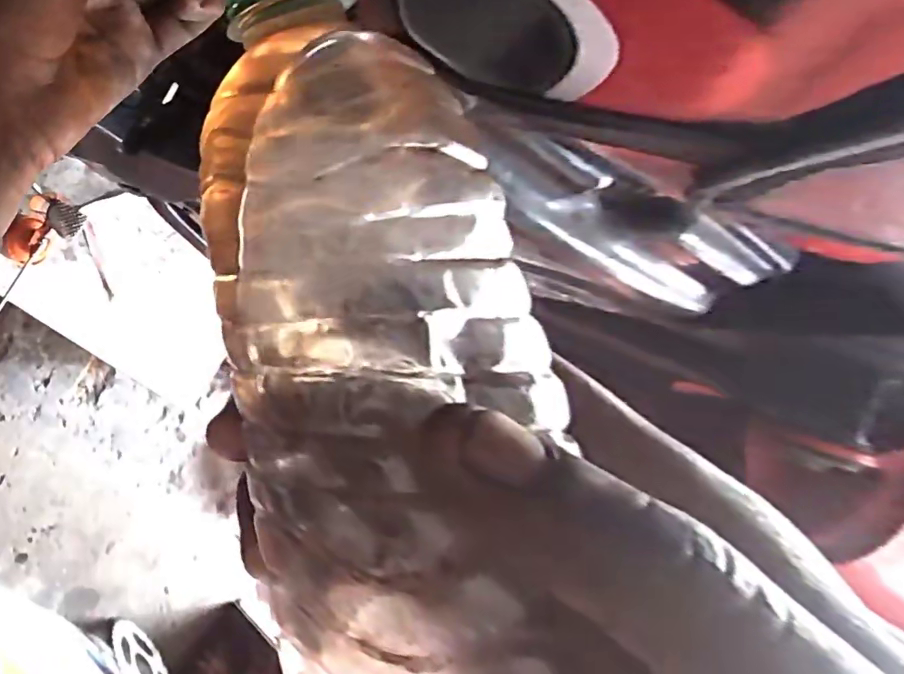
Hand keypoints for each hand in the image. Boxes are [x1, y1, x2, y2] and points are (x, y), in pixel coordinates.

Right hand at [207, 365, 903, 672]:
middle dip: (308, 427)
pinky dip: (326, 579)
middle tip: (236, 439)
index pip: (478, 365)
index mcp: (613, 470)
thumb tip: (461, 430)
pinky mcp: (474, 642)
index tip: (287, 346)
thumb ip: (626, 539)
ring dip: (302, 502)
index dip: (379, 340)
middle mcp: (546, 513)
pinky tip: (285, 584)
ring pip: (380, 510)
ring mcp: (510, 585)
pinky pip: (384, 594)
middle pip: (401, 437)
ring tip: (249, 521)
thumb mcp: (746, 637)